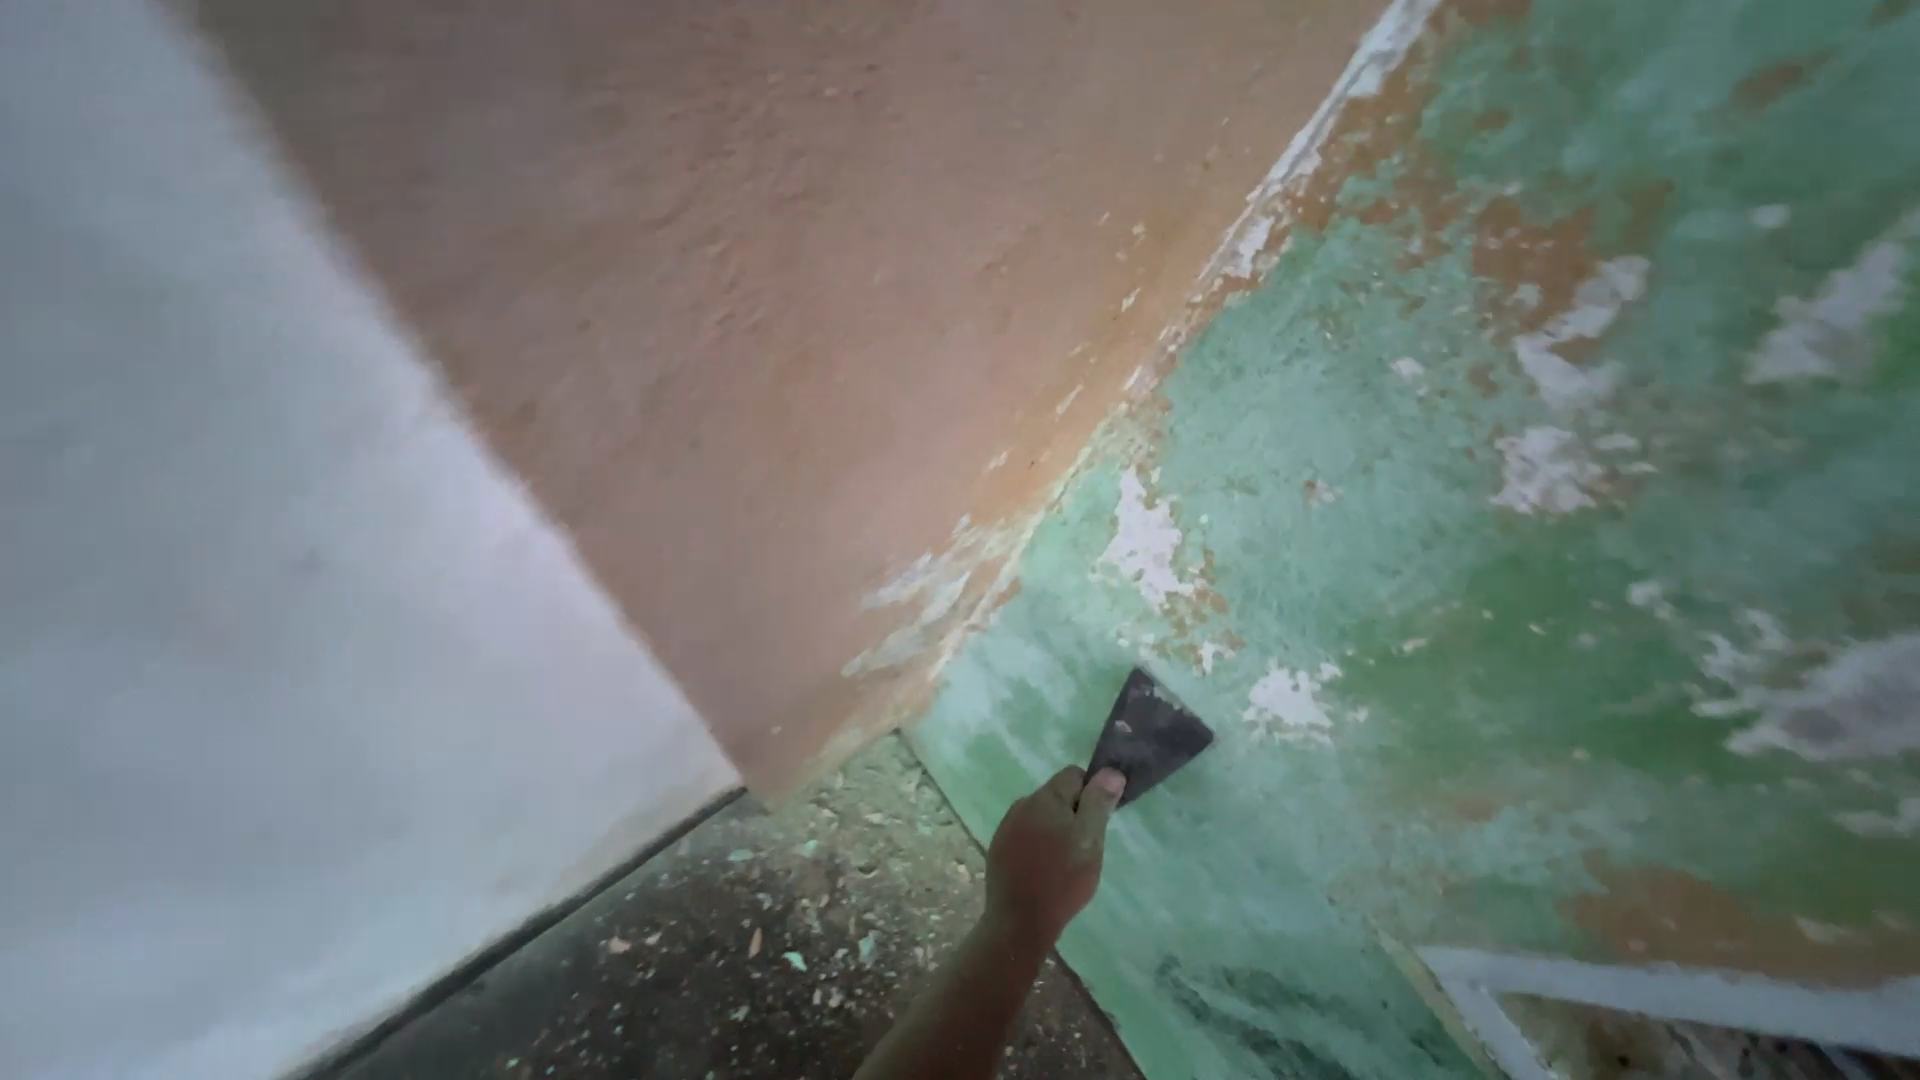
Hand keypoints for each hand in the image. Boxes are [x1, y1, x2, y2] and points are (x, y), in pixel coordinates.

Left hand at [983, 766, 1124, 942]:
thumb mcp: (1090, 840)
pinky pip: (1025, 835)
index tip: (1098, 822)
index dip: (1092, 793)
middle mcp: (1022, 804)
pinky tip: (1043, 870)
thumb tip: (1111, 771)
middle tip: (1084, 847)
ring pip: (1040, 816)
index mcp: (1045, 797)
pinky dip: (1037, 845)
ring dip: (1055, 830)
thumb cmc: (1062, 879)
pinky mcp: (999, 848)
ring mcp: (1007, 826)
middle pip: (1056, 795)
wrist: (1019, 921)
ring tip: (1064, 862)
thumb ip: (1099, 803)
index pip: (1074, 775)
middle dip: (1074, 813)